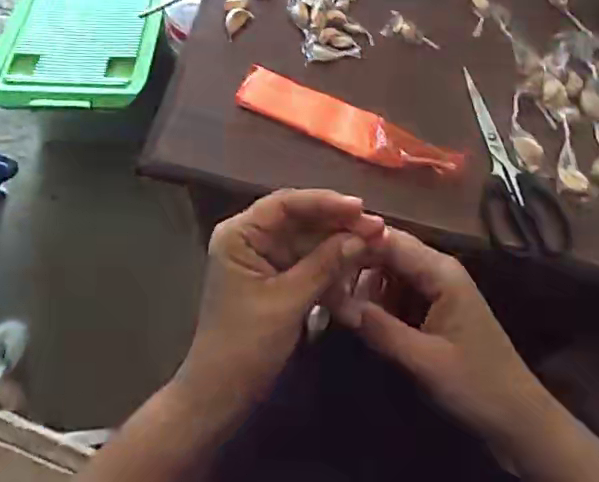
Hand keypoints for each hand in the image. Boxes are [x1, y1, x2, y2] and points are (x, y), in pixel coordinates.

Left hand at [174, 189, 384, 414]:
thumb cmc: (245, 345)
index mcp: (240, 233)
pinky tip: (356, 281)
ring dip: (339, 249)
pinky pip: (309, 265)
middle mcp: (251, 237)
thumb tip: (362, 237)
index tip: (359, 207)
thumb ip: (324, 265)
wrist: (221, 396)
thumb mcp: (287, 302)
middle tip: (378, 229)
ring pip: (309, 242)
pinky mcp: (277, 279)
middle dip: (338, 226)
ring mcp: (264, 258)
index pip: (285, 204)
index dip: (324, 202)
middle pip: (300, 220)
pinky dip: (330, 273)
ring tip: (376, 249)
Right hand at [334, 228, 558, 459]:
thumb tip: (334, 300)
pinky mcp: (434, 308)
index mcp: (440, 271)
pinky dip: (378, 300)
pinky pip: (398, 291)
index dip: (354, 240)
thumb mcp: (424, 361)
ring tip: (333, 296)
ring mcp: (437, 288)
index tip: (317, 246)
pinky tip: (358, 314)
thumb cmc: (477, 386)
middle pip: (388, 251)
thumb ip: (379, 328)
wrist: (521, 422)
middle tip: (320, 275)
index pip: (389, 240)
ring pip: (390, 271)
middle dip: (356, 262)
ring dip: (365, 283)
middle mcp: (438, 270)